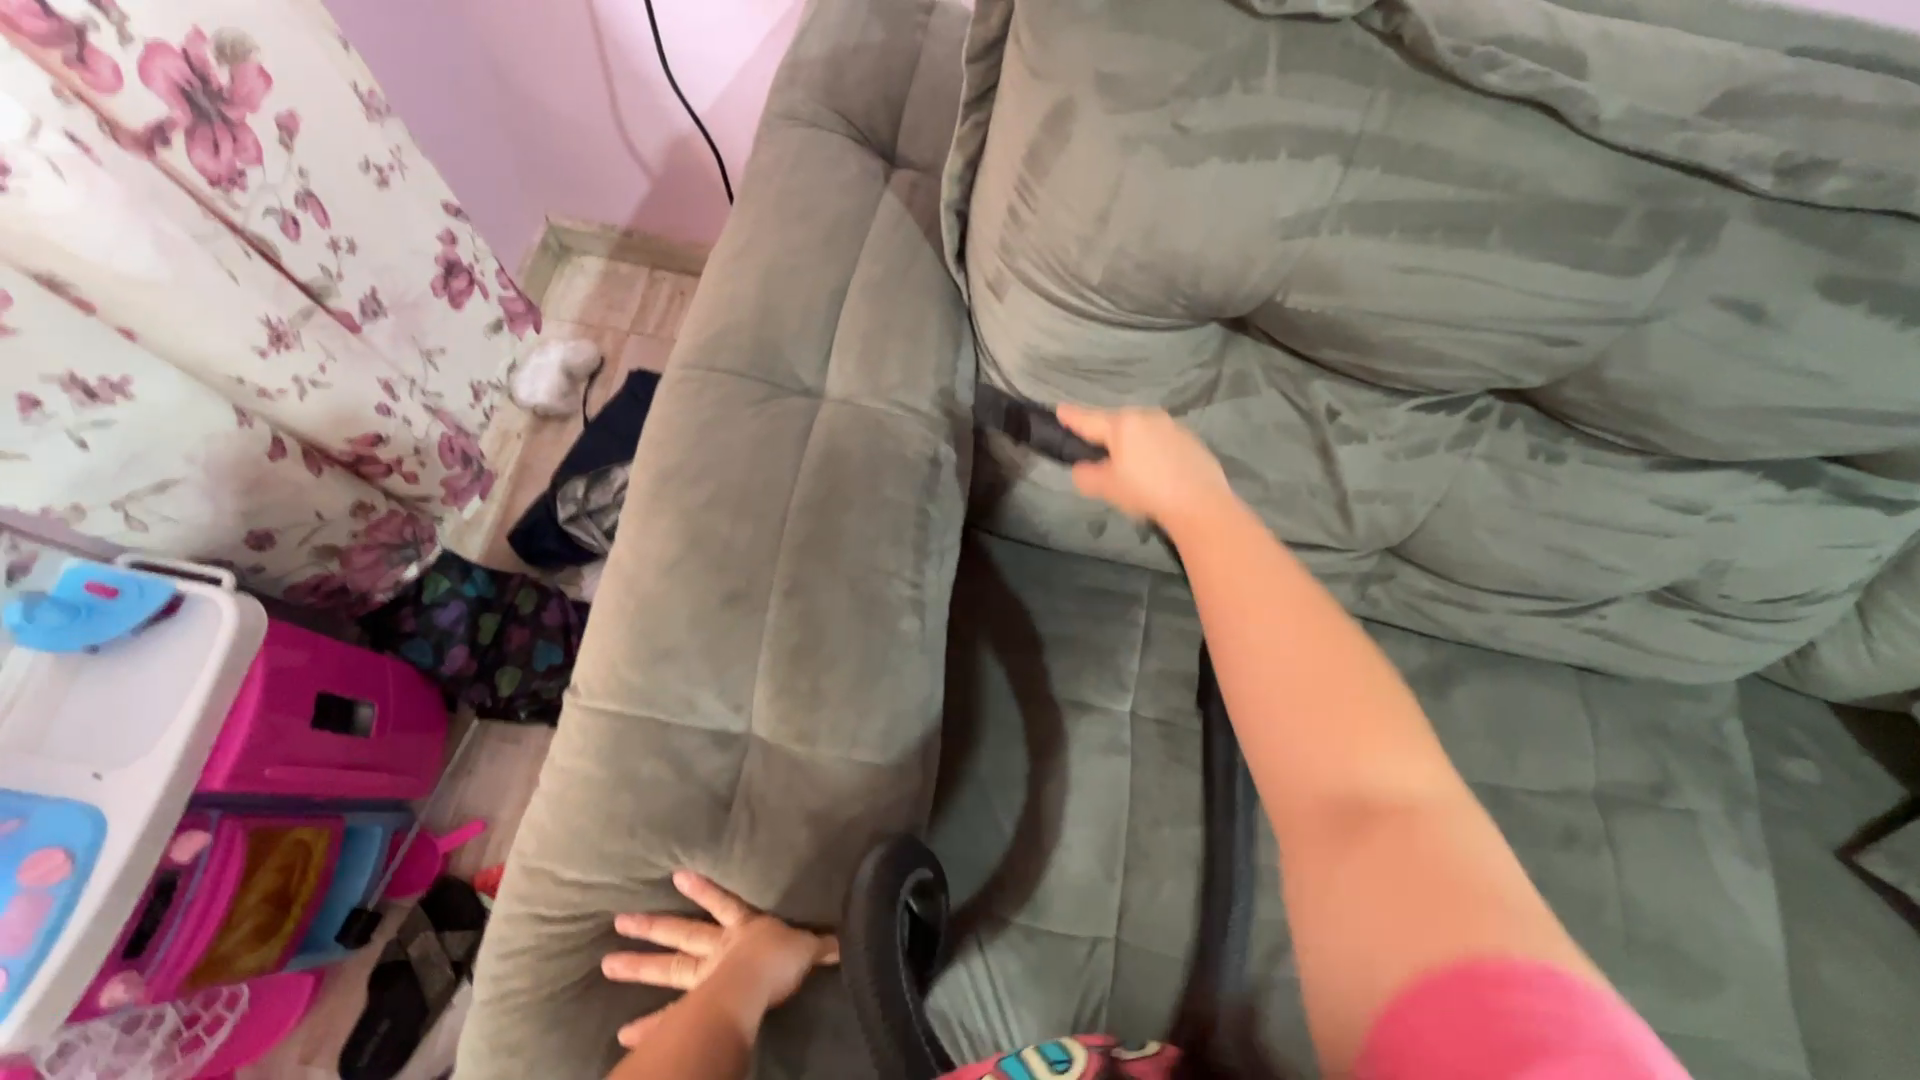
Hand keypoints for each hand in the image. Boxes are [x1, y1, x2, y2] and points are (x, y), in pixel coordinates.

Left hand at [603, 871, 838, 1046]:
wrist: (766, 981)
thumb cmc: (785, 958)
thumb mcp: (809, 946)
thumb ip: (821, 944)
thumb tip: (845, 937)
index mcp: (745, 929)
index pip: (723, 903)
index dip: (703, 891)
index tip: (677, 877)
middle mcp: (720, 947)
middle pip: (682, 934)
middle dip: (652, 927)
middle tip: (620, 921)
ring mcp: (705, 975)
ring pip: (668, 967)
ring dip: (638, 966)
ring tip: (607, 963)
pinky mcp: (700, 1005)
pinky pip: (672, 1015)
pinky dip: (649, 1025)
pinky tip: (624, 1035)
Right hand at [1055, 404, 1233, 526]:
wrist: (1199, 502)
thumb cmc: (1146, 492)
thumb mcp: (1107, 488)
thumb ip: (1086, 475)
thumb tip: (1081, 469)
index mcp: (1122, 425)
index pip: (1088, 419)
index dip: (1071, 416)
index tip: (1059, 410)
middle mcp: (1146, 417)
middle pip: (1116, 423)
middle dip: (1105, 433)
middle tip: (1097, 450)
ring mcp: (1171, 426)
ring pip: (1141, 430)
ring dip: (1131, 442)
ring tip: (1129, 464)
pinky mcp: (1190, 439)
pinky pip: (1161, 440)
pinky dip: (1153, 450)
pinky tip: (1156, 470)